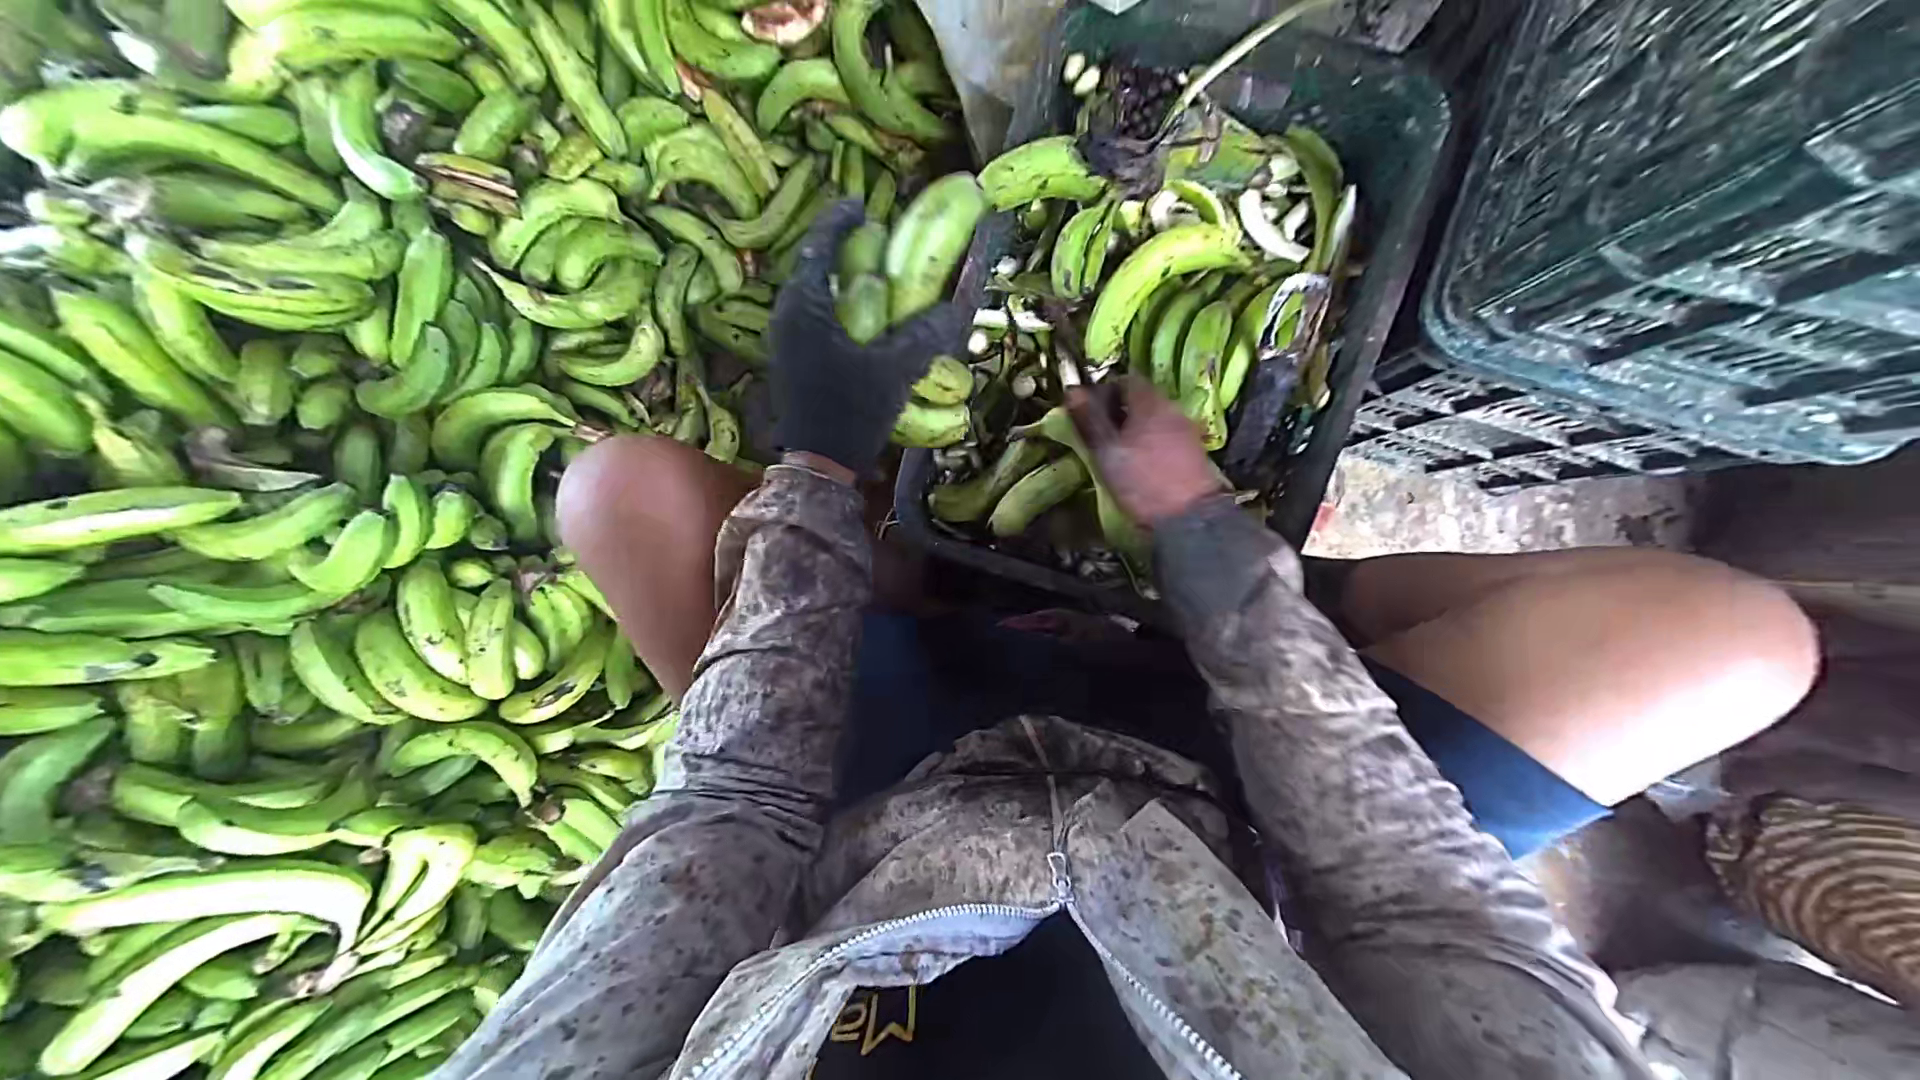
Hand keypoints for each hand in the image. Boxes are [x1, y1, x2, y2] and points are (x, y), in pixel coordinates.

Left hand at [768, 200, 967, 473]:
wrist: (819, 460)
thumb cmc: (852, 410)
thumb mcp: (893, 370)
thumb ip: (922, 336)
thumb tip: (952, 309)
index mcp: (805, 307)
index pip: (820, 245)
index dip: (840, 220)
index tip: (861, 204)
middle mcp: (787, 315)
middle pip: (813, 265)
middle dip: (840, 246)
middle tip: (870, 234)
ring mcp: (785, 339)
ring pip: (812, 292)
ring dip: (838, 276)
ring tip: (868, 270)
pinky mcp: (791, 359)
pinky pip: (813, 315)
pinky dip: (835, 303)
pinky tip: (858, 314)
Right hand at [1068, 377, 1221, 525]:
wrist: (1190, 517)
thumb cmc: (1142, 482)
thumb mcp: (1106, 452)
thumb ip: (1088, 420)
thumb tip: (1072, 390)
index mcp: (1151, 403)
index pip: (1126, 380)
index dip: (1105, 390)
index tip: (1089, 409)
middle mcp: (1173, 409)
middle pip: (1142, 398)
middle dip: (1119, 411)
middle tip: (1099, 433)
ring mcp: (1187, 431)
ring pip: (1155, 418)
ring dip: (1135, 428)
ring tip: (1118, 451)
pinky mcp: (1194, 452)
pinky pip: (1167, 436)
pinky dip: (1150, 442)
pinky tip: (1141, 463)